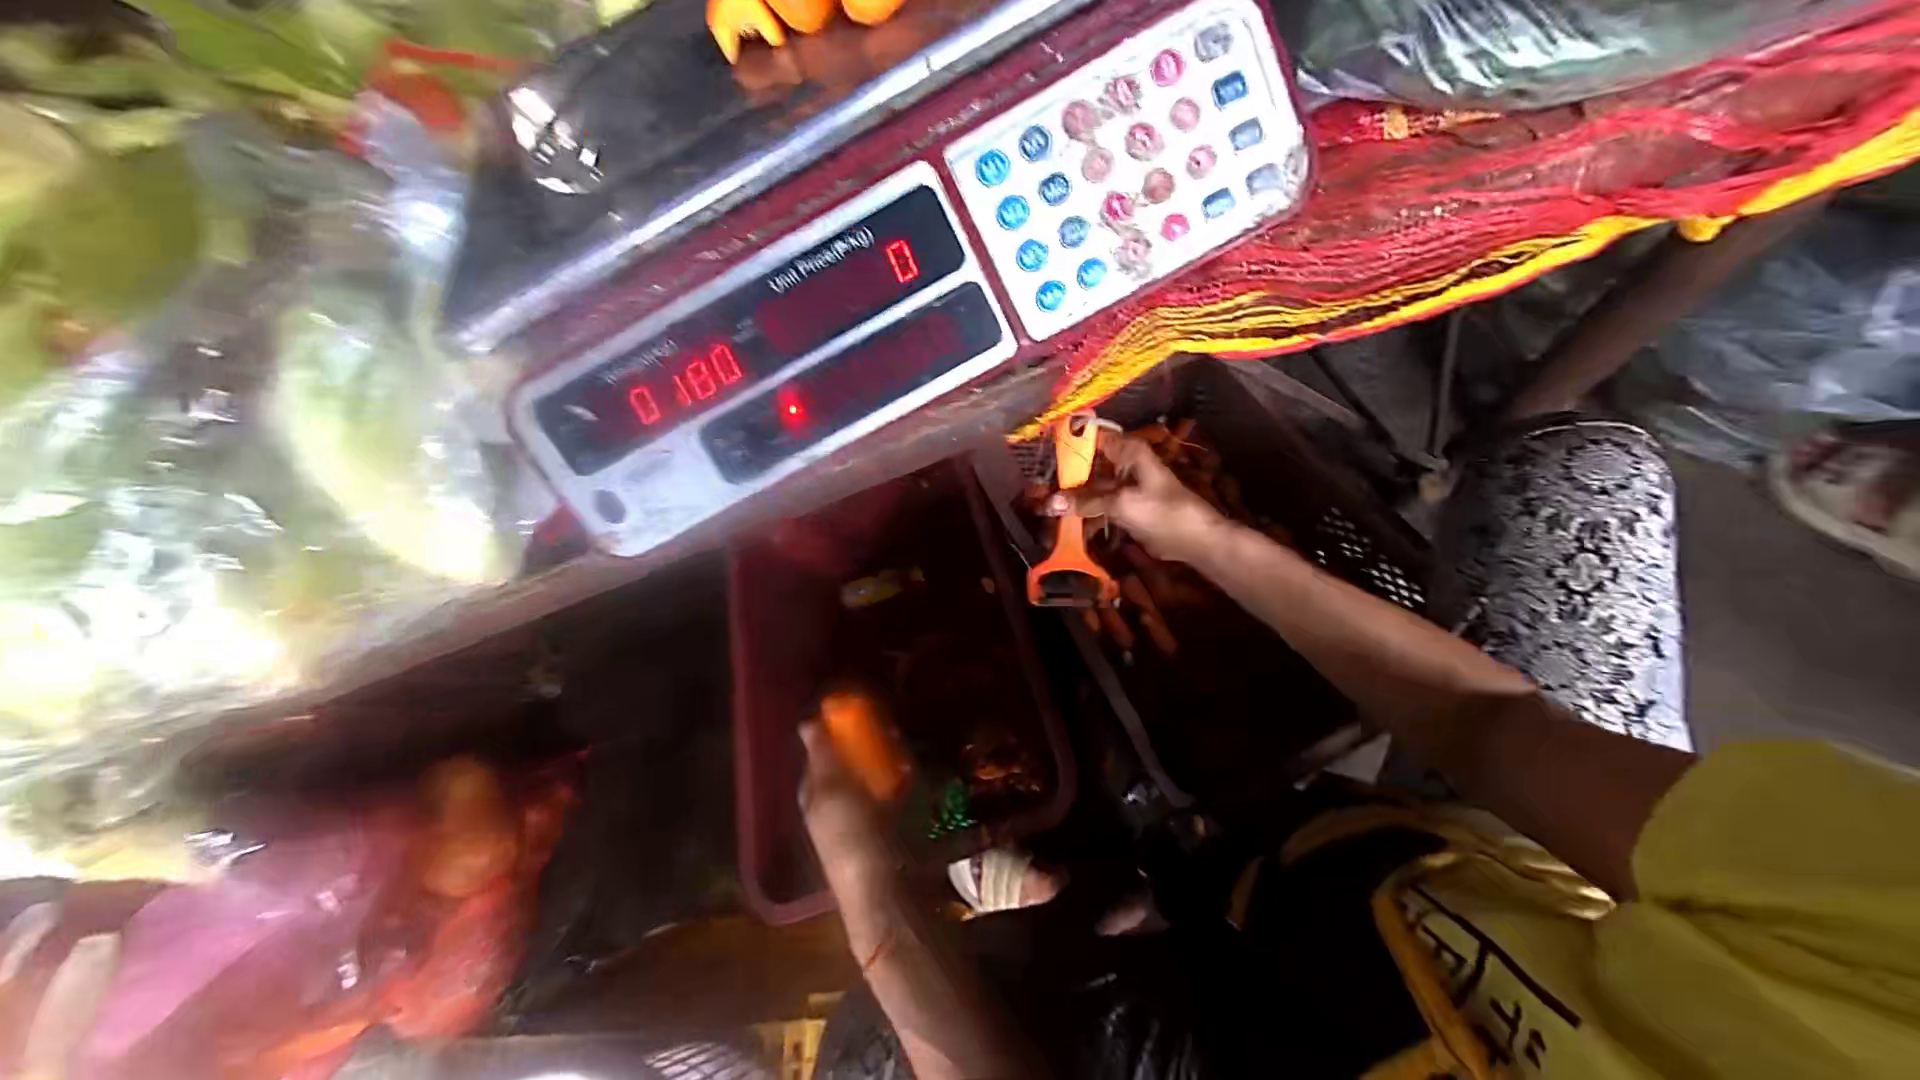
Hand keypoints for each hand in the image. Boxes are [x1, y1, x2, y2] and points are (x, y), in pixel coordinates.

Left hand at [799, 720, 899, 916]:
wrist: (888, 891)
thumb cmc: (853, 836)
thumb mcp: (831, 791)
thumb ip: (822, 755)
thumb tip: (807, 721)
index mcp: (816, 795)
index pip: (821, 752)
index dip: (835, 730)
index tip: (855, 709)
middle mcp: (837, 803)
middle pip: (850, 759)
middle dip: (865, 740)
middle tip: (882, 724)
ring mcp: (864, 815)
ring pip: (874, 773)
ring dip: (886, 754)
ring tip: (898, 740)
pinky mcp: (890, 825)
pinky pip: (895, 791)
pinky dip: (902, 776)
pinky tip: (910, 768)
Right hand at [1049, 430, 1228, 563]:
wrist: (1194, 540)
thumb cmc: (1164, 512)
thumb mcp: (1122, 504)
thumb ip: (1086, 502)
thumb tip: (1050, 503)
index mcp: (1129, 452)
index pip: (1094, 436)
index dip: (1071, 438)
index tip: (1044, 447)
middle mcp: (1124, 464)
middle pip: (1089, 463)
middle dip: (1065, 473)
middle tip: (1036, 483)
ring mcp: (1124, 487)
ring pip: (1091, 486)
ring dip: (1071, 495)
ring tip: (1044, 503)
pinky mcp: (1124, 507)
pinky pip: (1097, 504)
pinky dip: (1082, 510)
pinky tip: (1063, 517)